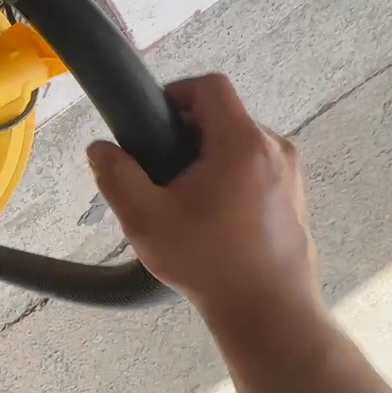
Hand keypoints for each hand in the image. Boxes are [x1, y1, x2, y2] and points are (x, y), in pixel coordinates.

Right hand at [87, 73, 321, 321]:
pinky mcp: (292, 194)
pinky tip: (203, 216)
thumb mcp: (142, 217)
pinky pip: (251, 168)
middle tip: (152, 171)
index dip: (174, 92)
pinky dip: (222, 177)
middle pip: (221, 117)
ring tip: (175, 199)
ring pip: (235, 144)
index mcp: (240, 144)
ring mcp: (289, 172)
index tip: (147, 122)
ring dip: (201, 158)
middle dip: (181, 134)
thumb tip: (100, 148)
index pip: (210, 87)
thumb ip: (116, 175)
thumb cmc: (203, 258)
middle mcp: (273, 148)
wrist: (265, 305)